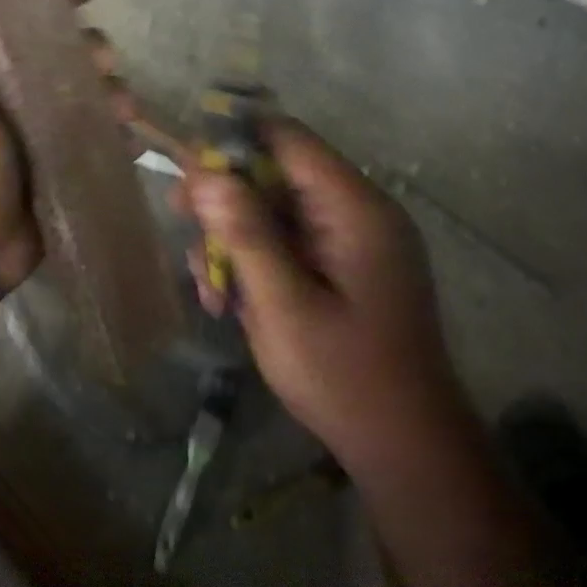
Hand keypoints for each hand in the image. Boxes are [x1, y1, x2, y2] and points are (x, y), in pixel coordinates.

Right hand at [183, 119, 471, 468]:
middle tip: (180, 221)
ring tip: (209, 288)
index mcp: (355, 209)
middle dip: (223, 197)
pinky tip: (226, 302)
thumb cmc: (345, 375)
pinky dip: (249, 262)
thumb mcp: (283, 303)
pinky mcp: (337, 268)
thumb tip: (203, 171)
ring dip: (229, 238)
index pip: (287, 138)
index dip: (231, 139)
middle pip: (272, 172)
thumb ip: (244, 233)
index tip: (183, 164)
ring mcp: (346, 242)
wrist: (405, 449)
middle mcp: (354, 213)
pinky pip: (281, 242)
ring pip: (269, 209)